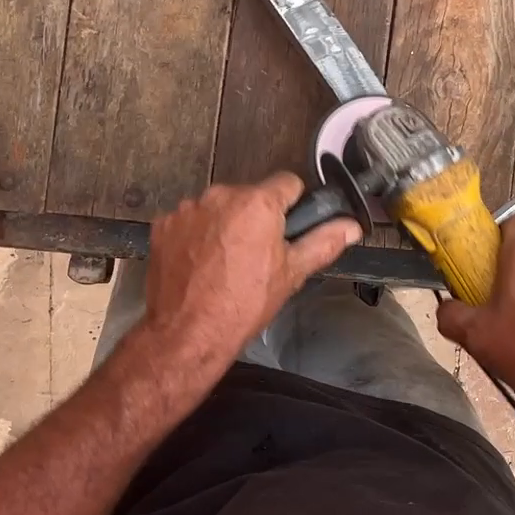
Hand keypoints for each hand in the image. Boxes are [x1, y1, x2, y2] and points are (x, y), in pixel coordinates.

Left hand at [138, 173, 361, 371]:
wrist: (187, 332)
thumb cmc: (242, 305)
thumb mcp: (291, 274)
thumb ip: (323, 242)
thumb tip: (350, 227)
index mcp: (257, 203)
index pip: (287, 182)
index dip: (293, 205)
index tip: (289, 227)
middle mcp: (220, 196)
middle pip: (250, 196)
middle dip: (256, 218)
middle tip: (258, 255)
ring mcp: (188, 209)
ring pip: (219, 207)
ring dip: (225, 225)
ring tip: (226, 263)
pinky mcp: (164, 224)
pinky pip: (190, 220)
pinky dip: (196, 235)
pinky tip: (201, 264)